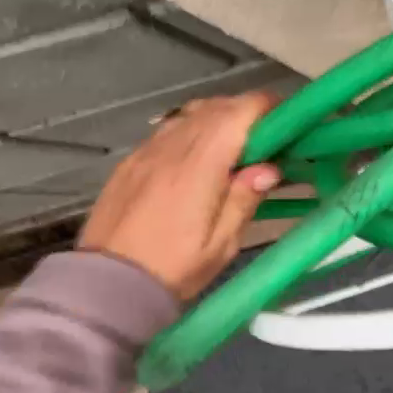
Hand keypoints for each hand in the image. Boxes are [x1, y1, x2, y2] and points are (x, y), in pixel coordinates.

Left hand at [77, 92, 280, 299]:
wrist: (105, 285)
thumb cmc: (173, 268)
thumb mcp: (221, 244)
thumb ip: (245, 200)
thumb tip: (269, 168)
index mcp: (198, 168)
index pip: (235, 115)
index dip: (264, 107)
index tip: (287, 116)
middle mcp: (170, 150)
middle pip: (213, 108)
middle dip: (245, 110)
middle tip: (269, 132)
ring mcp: (145, 153)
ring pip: (188, 115)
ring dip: (218, 117)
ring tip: (236, 140)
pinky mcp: (130, 163)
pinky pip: (167, 130)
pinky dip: (192, 129)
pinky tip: (199, 154)